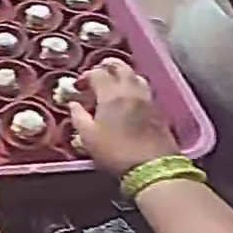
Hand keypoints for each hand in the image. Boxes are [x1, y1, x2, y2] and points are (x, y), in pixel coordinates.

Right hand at [69, 61, 178, 176]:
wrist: (152, 167)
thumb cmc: (115, 151)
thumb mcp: (88, 137)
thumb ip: (78, 117)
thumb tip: (73, 104)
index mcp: (111, 95)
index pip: (98, 73)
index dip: (86, 76)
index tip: (79, 86)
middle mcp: (131, 91)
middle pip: (122, 67)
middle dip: (109, 65)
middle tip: (99, 71)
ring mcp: (148, 99)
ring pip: (137, 76)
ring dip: (125, 74)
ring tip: (116, 82)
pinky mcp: (159, 110)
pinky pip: (145, 90)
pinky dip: (135, 87)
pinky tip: (129, 98)